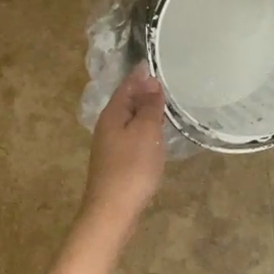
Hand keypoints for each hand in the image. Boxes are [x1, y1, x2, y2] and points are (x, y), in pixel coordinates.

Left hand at [81, 63, 167, 226]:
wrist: (112, 211)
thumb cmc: (131, 168)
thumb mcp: (146, 132)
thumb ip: (149, 106)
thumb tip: (150, 82)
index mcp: (112, 114)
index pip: (126, 85)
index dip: (140, 74)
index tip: (155, 62)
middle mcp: (107, 126)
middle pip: (126, 101)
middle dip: (143, 90)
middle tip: (167, 81)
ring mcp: (110, 146)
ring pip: (128, 119)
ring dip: (144, 110)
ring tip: (165, 104)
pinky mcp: (116, 162)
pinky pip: (131, 135)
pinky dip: (143, 128)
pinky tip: (155, 134)